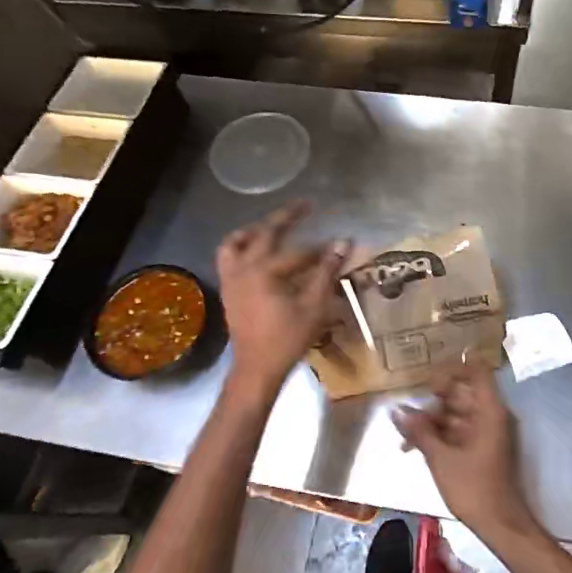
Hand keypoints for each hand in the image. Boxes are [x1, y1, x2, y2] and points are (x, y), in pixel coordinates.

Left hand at [216, 202, 348, 392]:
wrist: (256, 368)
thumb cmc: (287, 339)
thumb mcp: (314, 306)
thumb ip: (326, 272)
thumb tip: (343, 243)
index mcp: (265, 271)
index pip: (299, 252)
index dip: (321, 248)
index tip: (339, 242)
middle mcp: (243, 267)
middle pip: (264, 234)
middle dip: (286, 218)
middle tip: (304, 204)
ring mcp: (231, 278)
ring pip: (236, 242)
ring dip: (254, 230)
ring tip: (269, 225)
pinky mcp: (228, 290)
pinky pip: (228, 258)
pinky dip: (240, 248)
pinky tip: (254, 253)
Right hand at [393, 365, 536, 539]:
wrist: (499, 523)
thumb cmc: (473, 488)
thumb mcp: (441, 458)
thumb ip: (419, 431)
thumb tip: (397, 410)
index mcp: (489, 411)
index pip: (476, 373)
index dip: (454, 367)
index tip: (428, 369)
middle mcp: (491, 416)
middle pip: (462, 395)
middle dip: (433, 401)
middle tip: (406, 410)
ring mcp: (487, 433)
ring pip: (456, 415)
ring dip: (431, 422)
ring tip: (404, 436)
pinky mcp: (482, 449)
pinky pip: (458, 431)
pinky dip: (439, 436)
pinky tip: (415, 447)